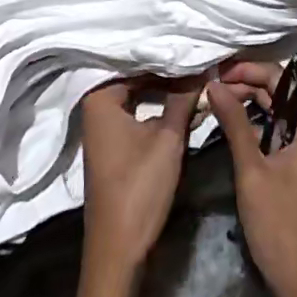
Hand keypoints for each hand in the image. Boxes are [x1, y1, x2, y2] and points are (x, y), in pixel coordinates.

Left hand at [76, 77, 199, 296]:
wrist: (119, 247)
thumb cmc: (140, 186)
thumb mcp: (169, 137)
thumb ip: (184, 97)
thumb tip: (202, 66)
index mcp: (100, 97)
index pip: (138, 62)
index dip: (169, 57)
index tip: (197, 49)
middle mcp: (94, 106)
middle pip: (135, 76)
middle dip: (167, 71)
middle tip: (199, 61)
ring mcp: (101, 126)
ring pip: (136, 94)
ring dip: (164, 89)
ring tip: (195, 78)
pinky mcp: (110, 142)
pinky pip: (134, 110)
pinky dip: (156, 106)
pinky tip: (180, 103)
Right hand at [208, 63, 296, 296]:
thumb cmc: (278, 221)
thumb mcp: (252, 170)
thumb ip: (234, 124)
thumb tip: (214, 85)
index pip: (281, 79)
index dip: (250, 70)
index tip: (219, 71)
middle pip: (278, 92)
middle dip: (246, 83)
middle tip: (212, 83)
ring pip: (274, 110)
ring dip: (247, 101)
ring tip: (216, 96)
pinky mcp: (293, 162)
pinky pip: (272, 129)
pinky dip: (252, 122)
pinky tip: (230, 120)